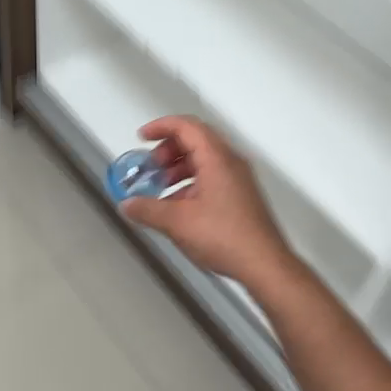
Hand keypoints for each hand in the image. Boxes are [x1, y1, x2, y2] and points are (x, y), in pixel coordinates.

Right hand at [118, 116, 296, 285]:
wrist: (264, 264)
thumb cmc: (223, 236)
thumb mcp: (177, 223)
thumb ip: (148, 210)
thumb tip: (126, 204)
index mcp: (217, 158)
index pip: (187, 127)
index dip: (161, 127)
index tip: (141, 138)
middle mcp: (231, 162)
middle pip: (196, 140)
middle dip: (168, 150)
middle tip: (150, 169)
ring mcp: (239, 179)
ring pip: (204, 160)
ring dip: (179, 168)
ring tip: (160, 189)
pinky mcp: (242, 196)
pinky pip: (213, 176)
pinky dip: (191, 182)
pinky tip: (179, 206)